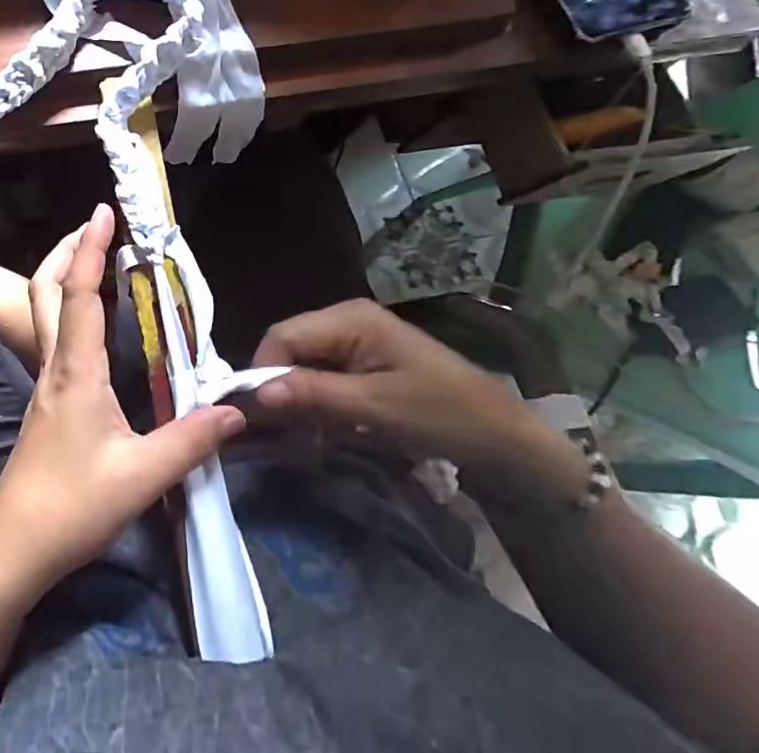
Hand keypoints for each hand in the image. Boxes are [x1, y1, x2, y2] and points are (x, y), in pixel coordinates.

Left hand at [0, 205, 246, 607]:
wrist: (13, 549)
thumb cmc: (71, 507)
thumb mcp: (141, 476)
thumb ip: (190, 441)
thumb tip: (234, 410)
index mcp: (74, 372)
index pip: (77, 295)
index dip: (89, 249)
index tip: (103, 211)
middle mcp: (55, 368)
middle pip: (43, 292)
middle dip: (65, 251)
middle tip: (94, 228)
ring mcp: (45, 386)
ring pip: (43, 314)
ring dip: (63, 278)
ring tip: (96, 263)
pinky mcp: (47, 405)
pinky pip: (54, 340)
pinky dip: (71, 313)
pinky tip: (97, 329)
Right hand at [251, 300, 585, 505]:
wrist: (503, 440)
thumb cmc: (444, 415)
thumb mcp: (376, 407)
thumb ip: (314, 395)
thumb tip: (255, 394)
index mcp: (350, 318)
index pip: (282, 335)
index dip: (263, 372)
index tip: (257, 416)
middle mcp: (347, 321)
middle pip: (289, 348)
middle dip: (277, 386)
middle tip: (272, 430)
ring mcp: (355, 343)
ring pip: (301, 365)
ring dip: (293, 398)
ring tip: (292, 433)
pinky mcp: (363, 365)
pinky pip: (321, 378)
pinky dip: (312, 403)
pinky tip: (316, 429)